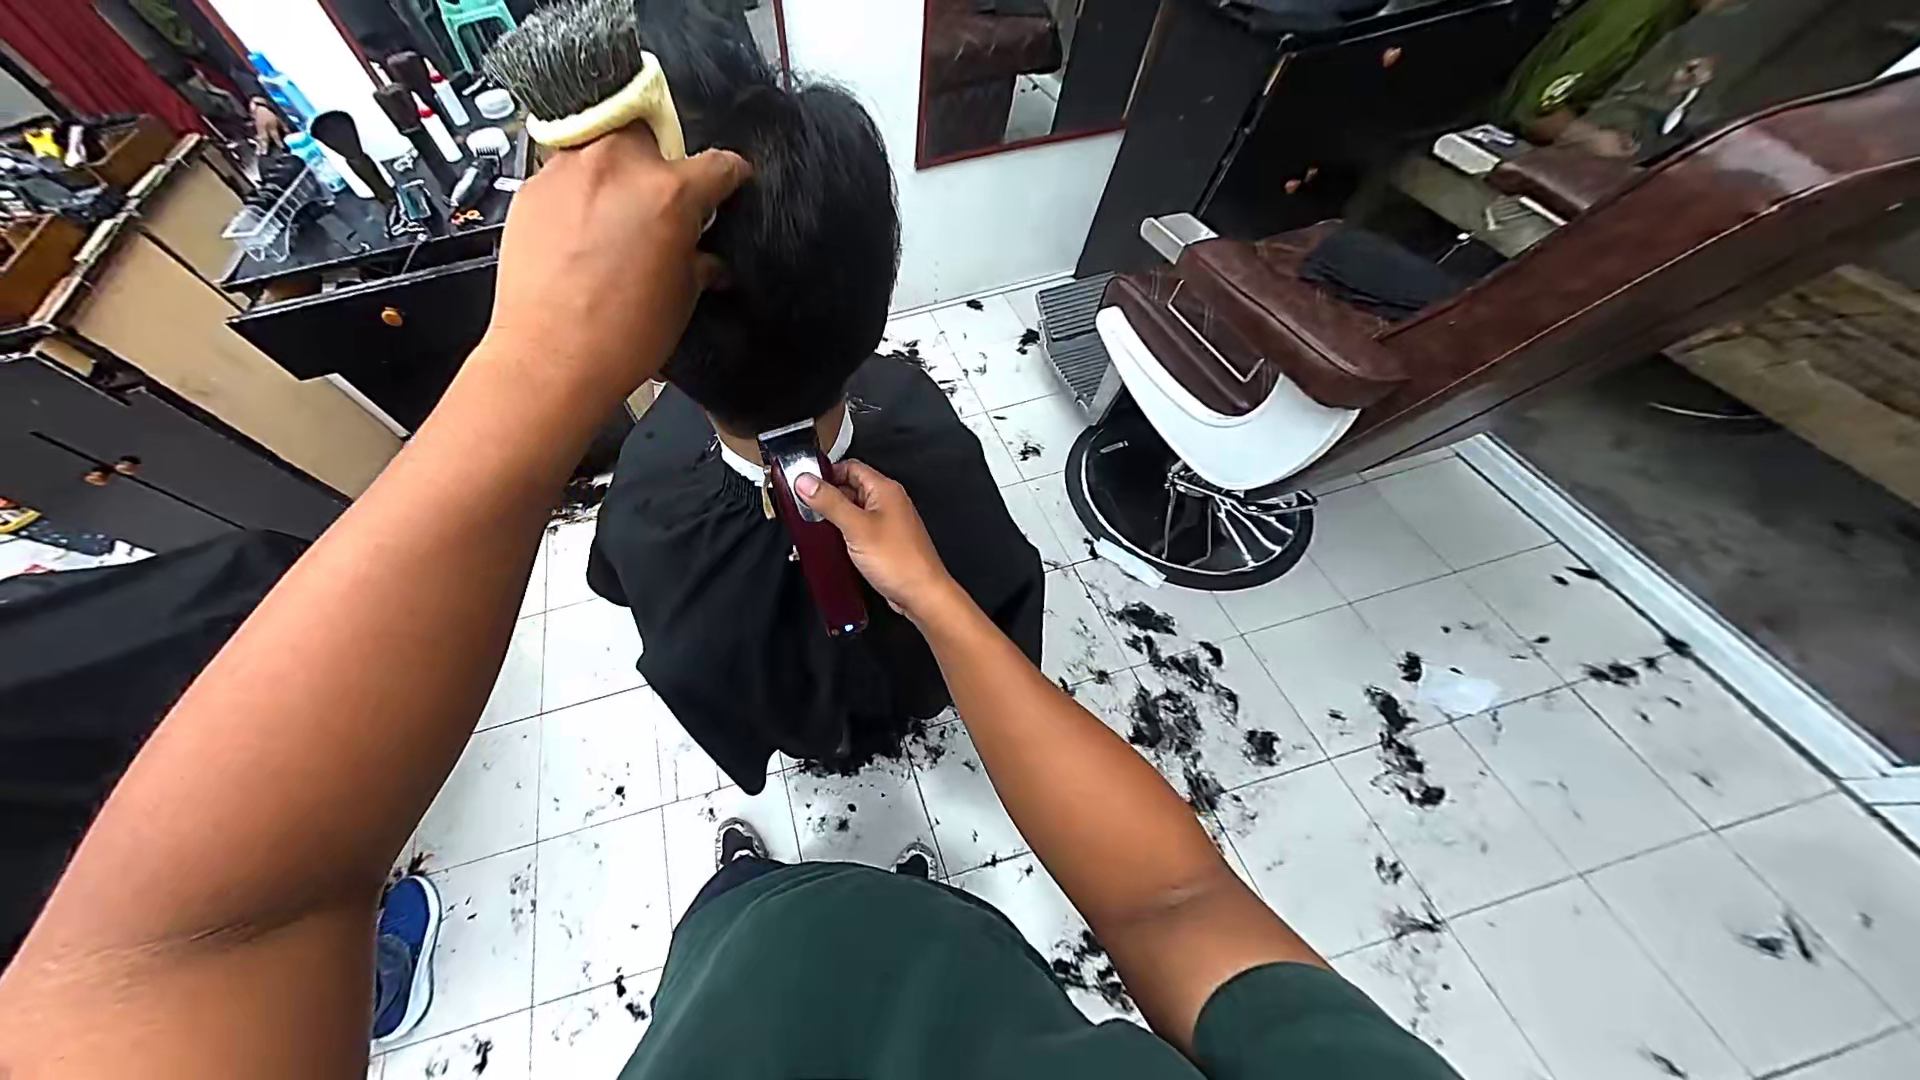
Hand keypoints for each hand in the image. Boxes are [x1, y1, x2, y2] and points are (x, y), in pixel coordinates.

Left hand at [480, 126, 749, 404]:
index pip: (718, 164)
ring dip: (618, 177)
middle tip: (665, 206)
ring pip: (604, 149)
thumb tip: (705, 261)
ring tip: (621, 223)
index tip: (731, 180)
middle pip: (651, 137)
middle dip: (662, 165)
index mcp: (670, 194)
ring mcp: (569, 172)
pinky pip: (567, 175)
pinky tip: (587, 237)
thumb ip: (699, 265)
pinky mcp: (532, 188)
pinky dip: (582, 196)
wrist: (555, 355)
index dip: (731, 174)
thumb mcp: (682, 300)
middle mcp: (618, 168)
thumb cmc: (620, 335)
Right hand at [795, 461, 961, 621]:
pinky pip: (858, 528)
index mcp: (885, 490)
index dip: (826, 471)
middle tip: (806, 506)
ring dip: (834, 516)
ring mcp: (886, 522)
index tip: (805, 483)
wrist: (921, 594)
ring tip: (817, 526)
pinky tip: (833, 543)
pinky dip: (843, 532)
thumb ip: (830, 502)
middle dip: (827, 495)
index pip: (850, 466)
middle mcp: (888, 502)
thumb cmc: (902, 562)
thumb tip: (807, 482)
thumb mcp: (857, 527)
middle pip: (850, 487)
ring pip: (853, 509)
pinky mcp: (883, 541)